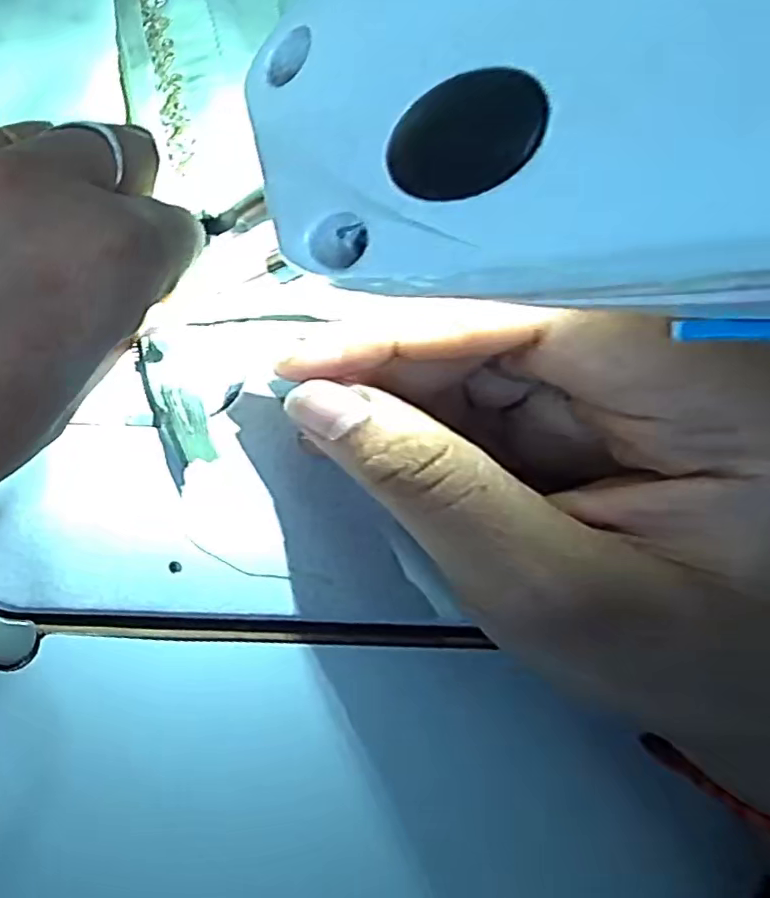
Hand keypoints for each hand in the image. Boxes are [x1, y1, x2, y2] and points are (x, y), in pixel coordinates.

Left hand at [0, 123, 201, 710]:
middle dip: (110, 207)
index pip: (173, 230)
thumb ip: (98, 328)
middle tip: (65, 266)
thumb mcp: (53, 409)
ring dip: (47, 188)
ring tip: (3, 252)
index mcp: (99, 253)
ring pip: (42, 143)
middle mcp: (37, 186)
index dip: (152, 273)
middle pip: (117, 154)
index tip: (118, 302)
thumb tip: (107, 292)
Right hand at [276, 306, 769, 810]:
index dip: (400, 334)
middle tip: (301, 403)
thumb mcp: (538, 584)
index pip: (531, 324)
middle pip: (490, 335)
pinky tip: (367, 442)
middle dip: (381, 367)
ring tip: (324, 431)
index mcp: (720, 403)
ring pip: (471, 362)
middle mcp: (680, 377)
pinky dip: (408, 417)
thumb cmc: (674, 659)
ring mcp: (632, 394)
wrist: (742, 701)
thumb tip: (315, 401)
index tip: (299, 364)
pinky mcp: (587, 416)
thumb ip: (426, 484)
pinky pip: (475, 394)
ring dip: (386, 394)